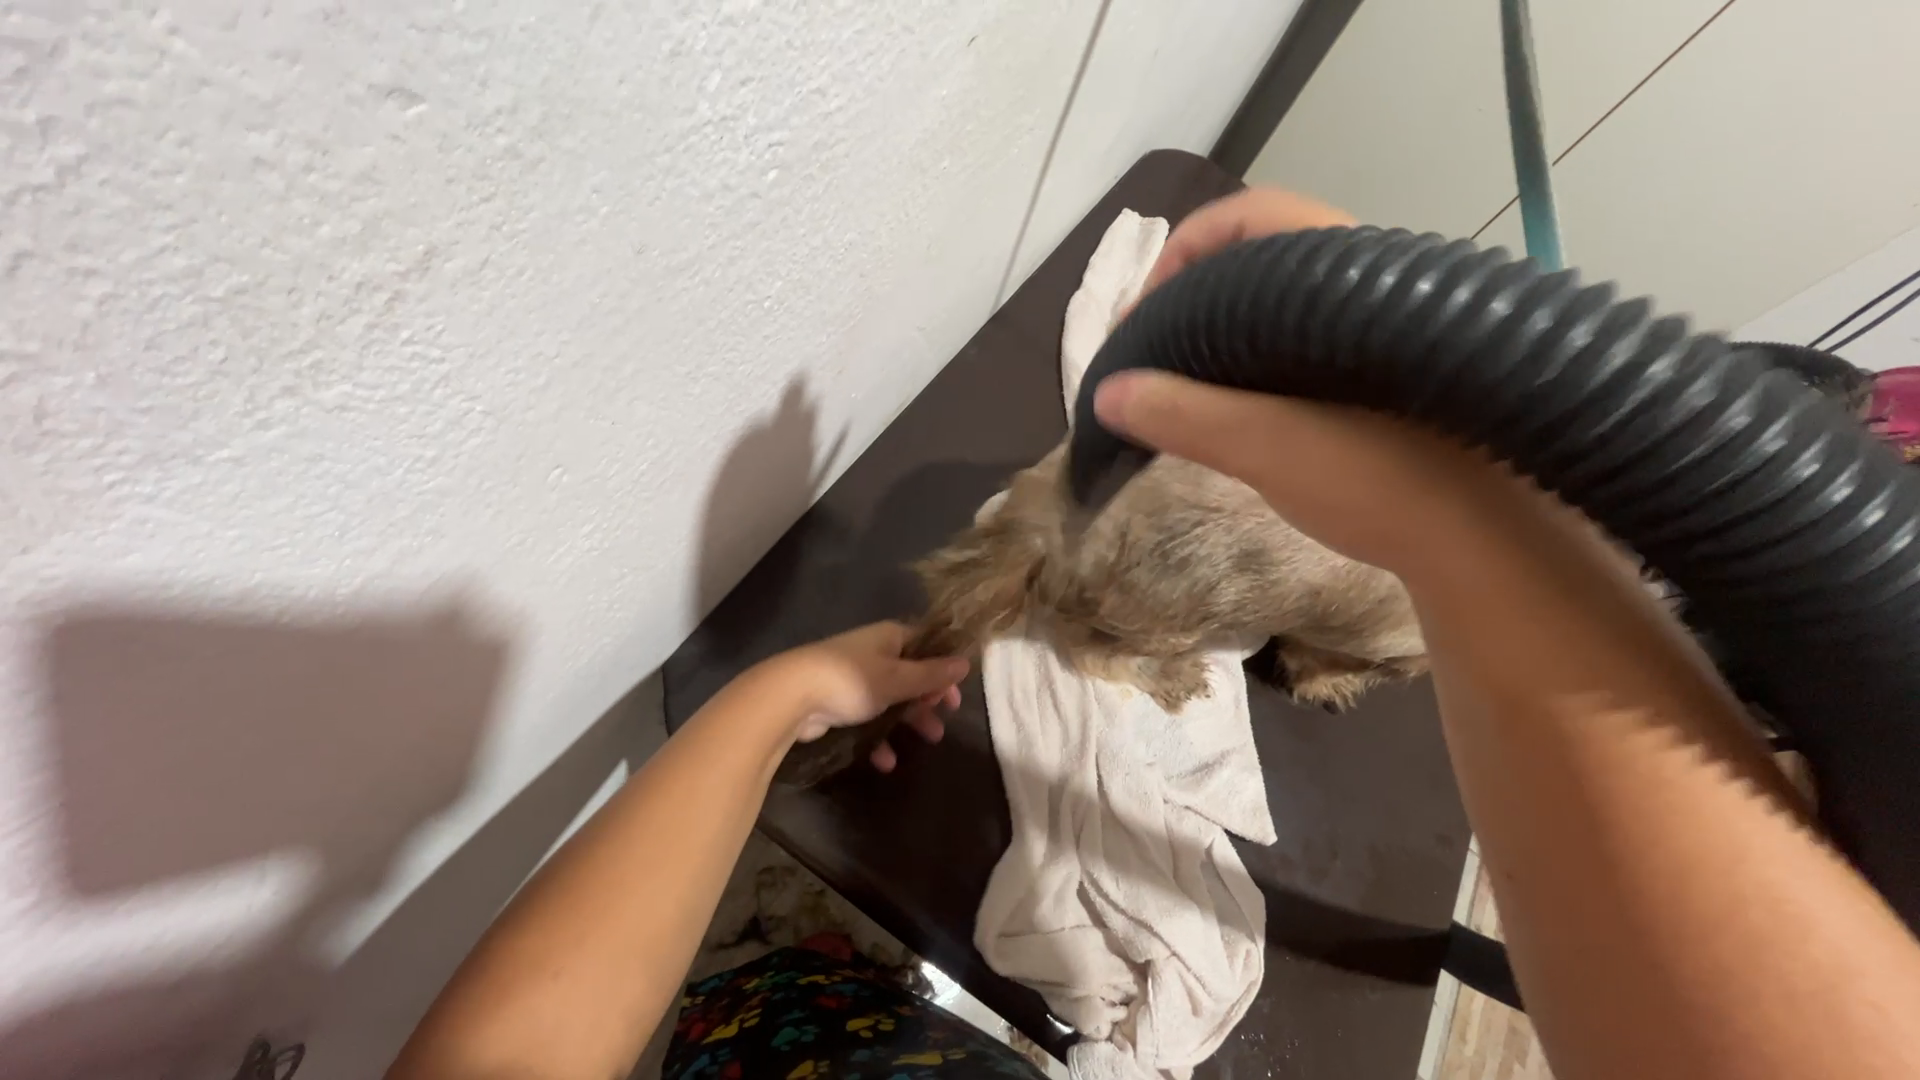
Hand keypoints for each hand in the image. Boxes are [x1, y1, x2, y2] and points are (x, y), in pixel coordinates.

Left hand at [763, 622, 967, 771]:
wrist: (790, 697)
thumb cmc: (851, 680)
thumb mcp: (898, 678)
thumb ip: (931, 674)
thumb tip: (965, 663)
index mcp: (889, 638)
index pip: (926, 645)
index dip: (944, 667)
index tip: (954, 694)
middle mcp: (873, 653)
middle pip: (910, 675)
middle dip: (928, 699)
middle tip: (943, 720)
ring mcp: (853, 679)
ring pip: (890, 700)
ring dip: (908, 720)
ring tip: (929, 741)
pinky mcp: (836, 703)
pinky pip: (866, 720)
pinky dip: (878, 738)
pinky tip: (886, 761)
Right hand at [1106, 186, 1536, 581]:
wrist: (1495, 548)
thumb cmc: (1386, 482)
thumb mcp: (1269, 448)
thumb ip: (1184, 416)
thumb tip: (1105, 393)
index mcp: (1346, 278)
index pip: (1250, 217)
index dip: (1182, 251)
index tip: (1142, 316)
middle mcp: (1369, 286)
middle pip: (1258, 258)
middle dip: (1189, 298)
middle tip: (1148, 356)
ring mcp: (1382, 333)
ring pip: (1280, 305)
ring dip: (1220, 333)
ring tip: (1179, 385)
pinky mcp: (1387, 377)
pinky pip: (1301, 344)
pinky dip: (1253, 362)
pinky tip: (1234, 408)